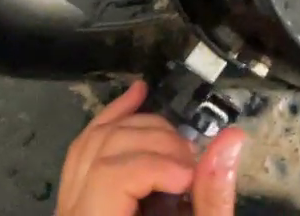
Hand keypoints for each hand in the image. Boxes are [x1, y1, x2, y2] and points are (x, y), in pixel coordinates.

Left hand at [56, 80, 245, 215]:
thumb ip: (211, 198)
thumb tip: (232, 137)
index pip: (116, 173)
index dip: (160, 163)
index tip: (195, 177)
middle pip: (106, 150)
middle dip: (158, 145)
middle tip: (194, 169)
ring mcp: (68, 213)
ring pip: (91, 144)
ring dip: (140, 128)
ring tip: (180, 143)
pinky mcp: (77, 207)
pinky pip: (82, 152)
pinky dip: (113, 120)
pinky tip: (139, 95)